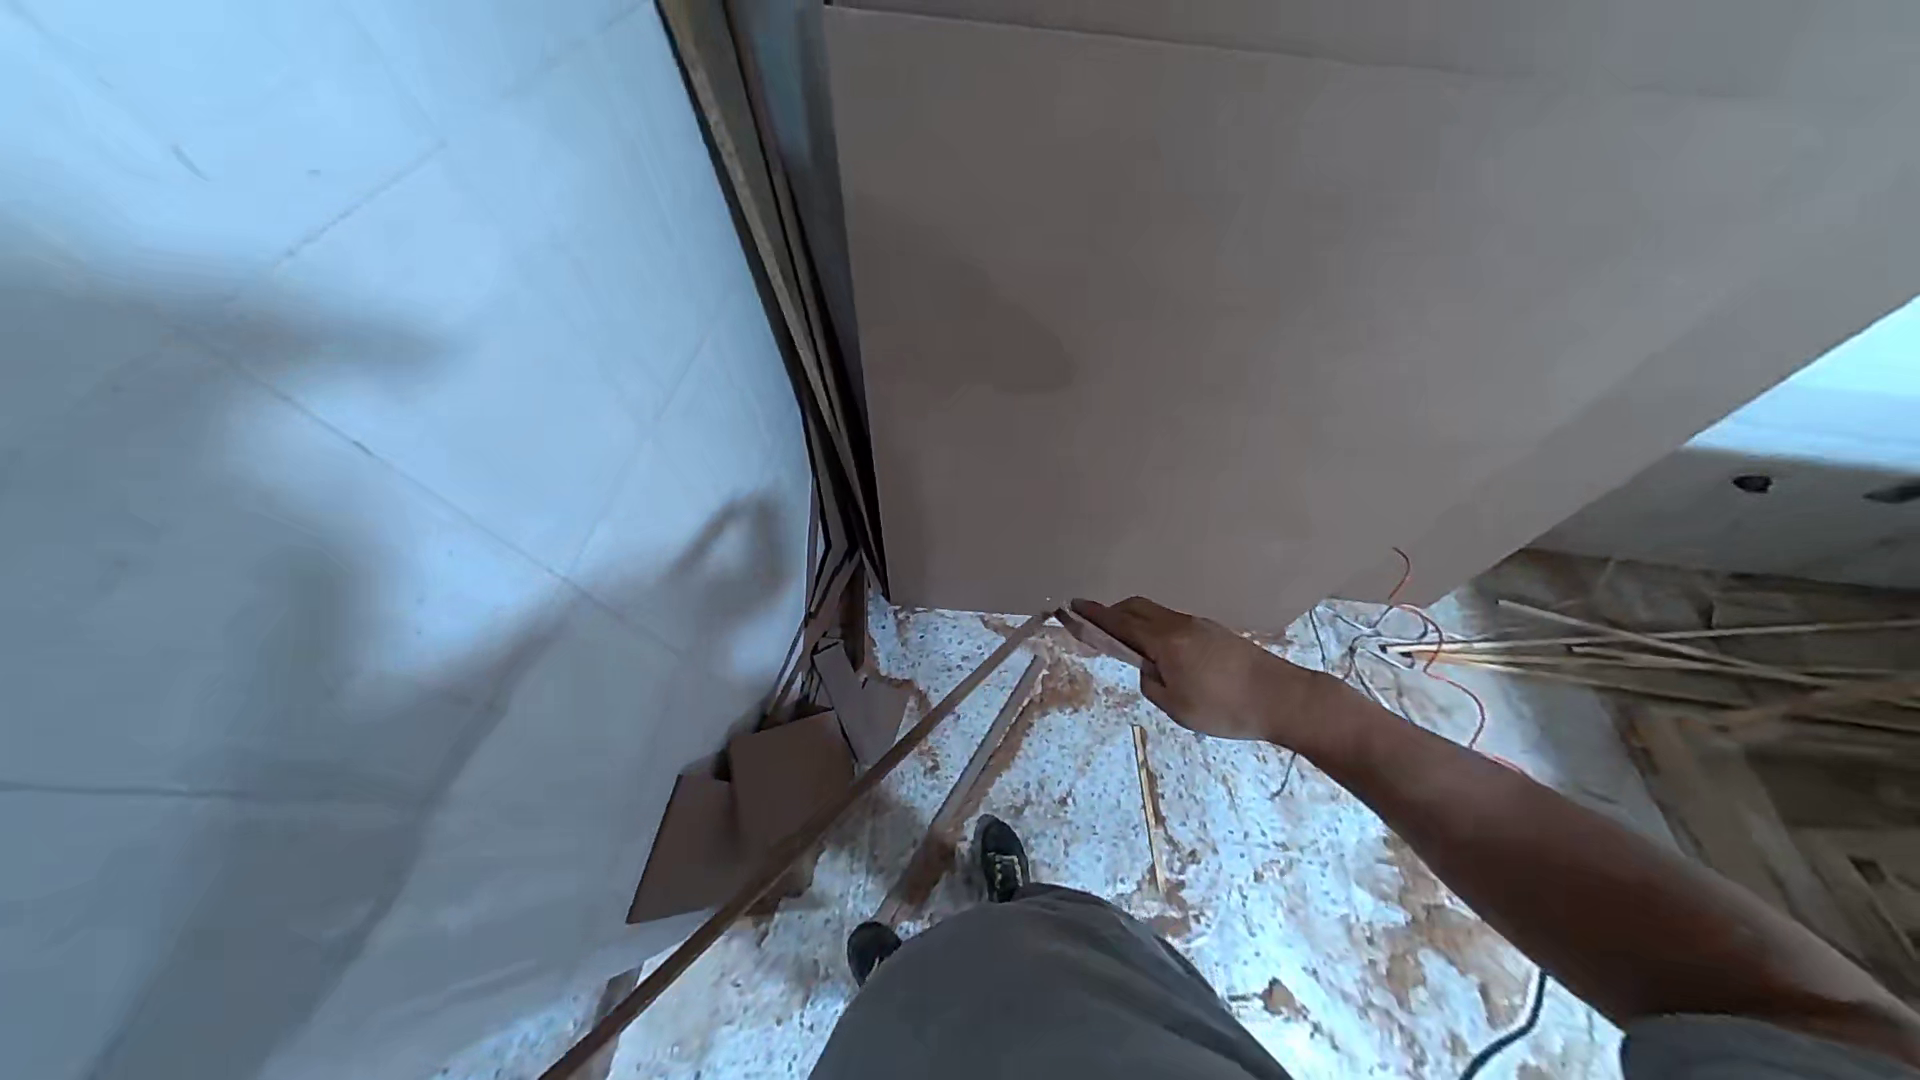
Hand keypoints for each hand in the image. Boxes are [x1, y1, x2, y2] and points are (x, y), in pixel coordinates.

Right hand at [1070, 596, 1349, 746]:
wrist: (1285, 698)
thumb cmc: (1227, 708)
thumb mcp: (1178, 708)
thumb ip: (1151, 684)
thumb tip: (1148, 668)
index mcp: (1165, 641)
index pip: (1119, 622)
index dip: (1093, 615)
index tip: (1072, 606)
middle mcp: (1179, 624)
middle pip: (1136, 607)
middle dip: (1112, 613)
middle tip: (1098, 628)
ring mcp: (1200, 624)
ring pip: (1156, 613)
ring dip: (1136, 620)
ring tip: (1130, 645)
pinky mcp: (1215, 631)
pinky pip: (1173, 621)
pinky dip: (1156, 628)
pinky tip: (1163, 652)